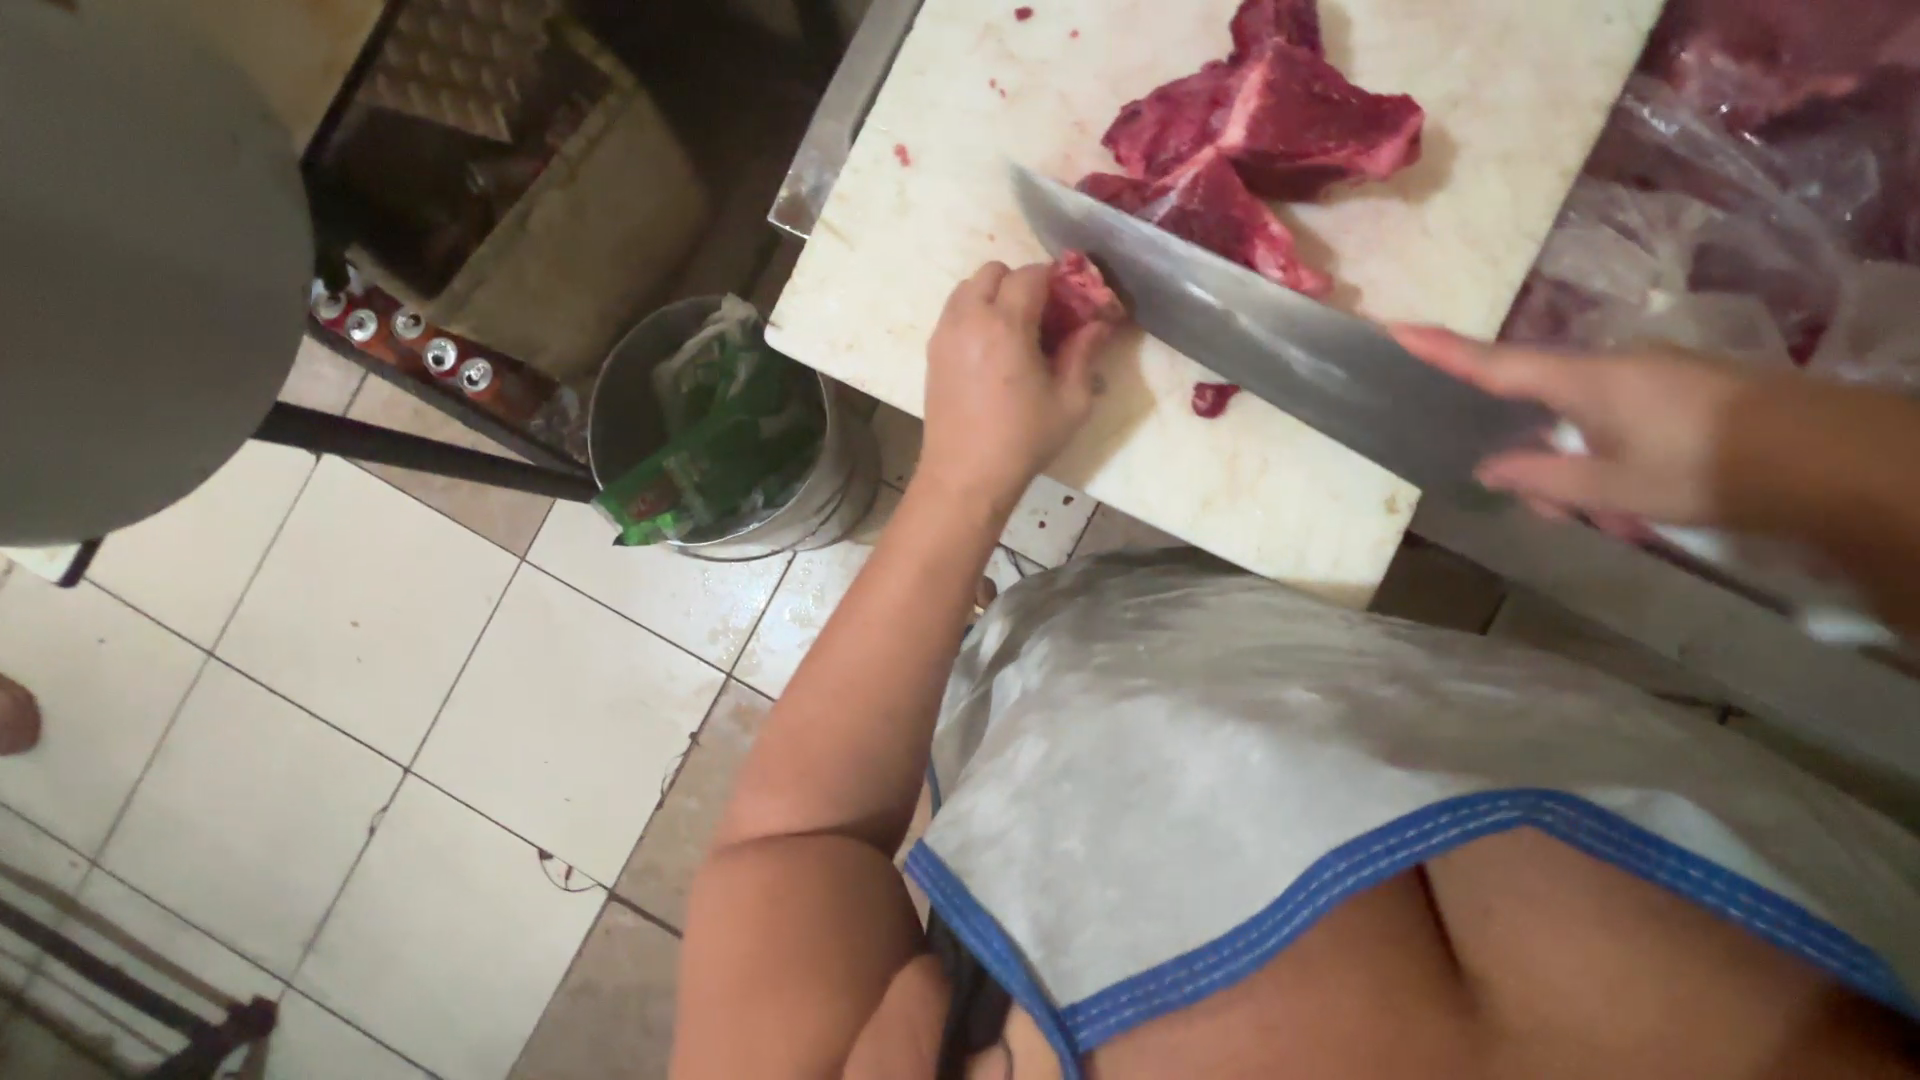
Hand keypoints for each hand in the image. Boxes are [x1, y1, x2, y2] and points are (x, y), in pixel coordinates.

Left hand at [917, 261, 1111, 508]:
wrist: (965, 476)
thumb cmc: (1023, 440)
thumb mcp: (1070, 401)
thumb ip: (1085, 354)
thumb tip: (1098, 324)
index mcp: (1005, 325)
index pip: (1031, 274)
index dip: (1056, 281)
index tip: (1072, 303)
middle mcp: (968, 319)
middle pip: (994, 271)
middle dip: (1021, 283)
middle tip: (1043, 317)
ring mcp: (944, 335)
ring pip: (968, 288)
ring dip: (994, 296)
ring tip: (1016, 332)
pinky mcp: (932, 354)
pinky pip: (954, 313)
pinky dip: (974, 315)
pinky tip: (992, 351)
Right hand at [1390, 325, 1755, 527]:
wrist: (1838, 457)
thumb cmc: (1709, 469)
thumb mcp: (1611, 490)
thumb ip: (1539, 478)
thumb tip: (1489, 468)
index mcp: (1586, 381)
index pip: (1493, 363)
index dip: (1441, 350)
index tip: (1394, 327)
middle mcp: (1613, 367)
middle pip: (1540, 410)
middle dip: (1540, 461)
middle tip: (1562, 513)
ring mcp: (1653, 375)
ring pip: (1582, 425)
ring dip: (1584, 472)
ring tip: (1621, 518)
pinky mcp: (1683, 389)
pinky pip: (1621, 423)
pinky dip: (1617, 463)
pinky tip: (1646, 503)